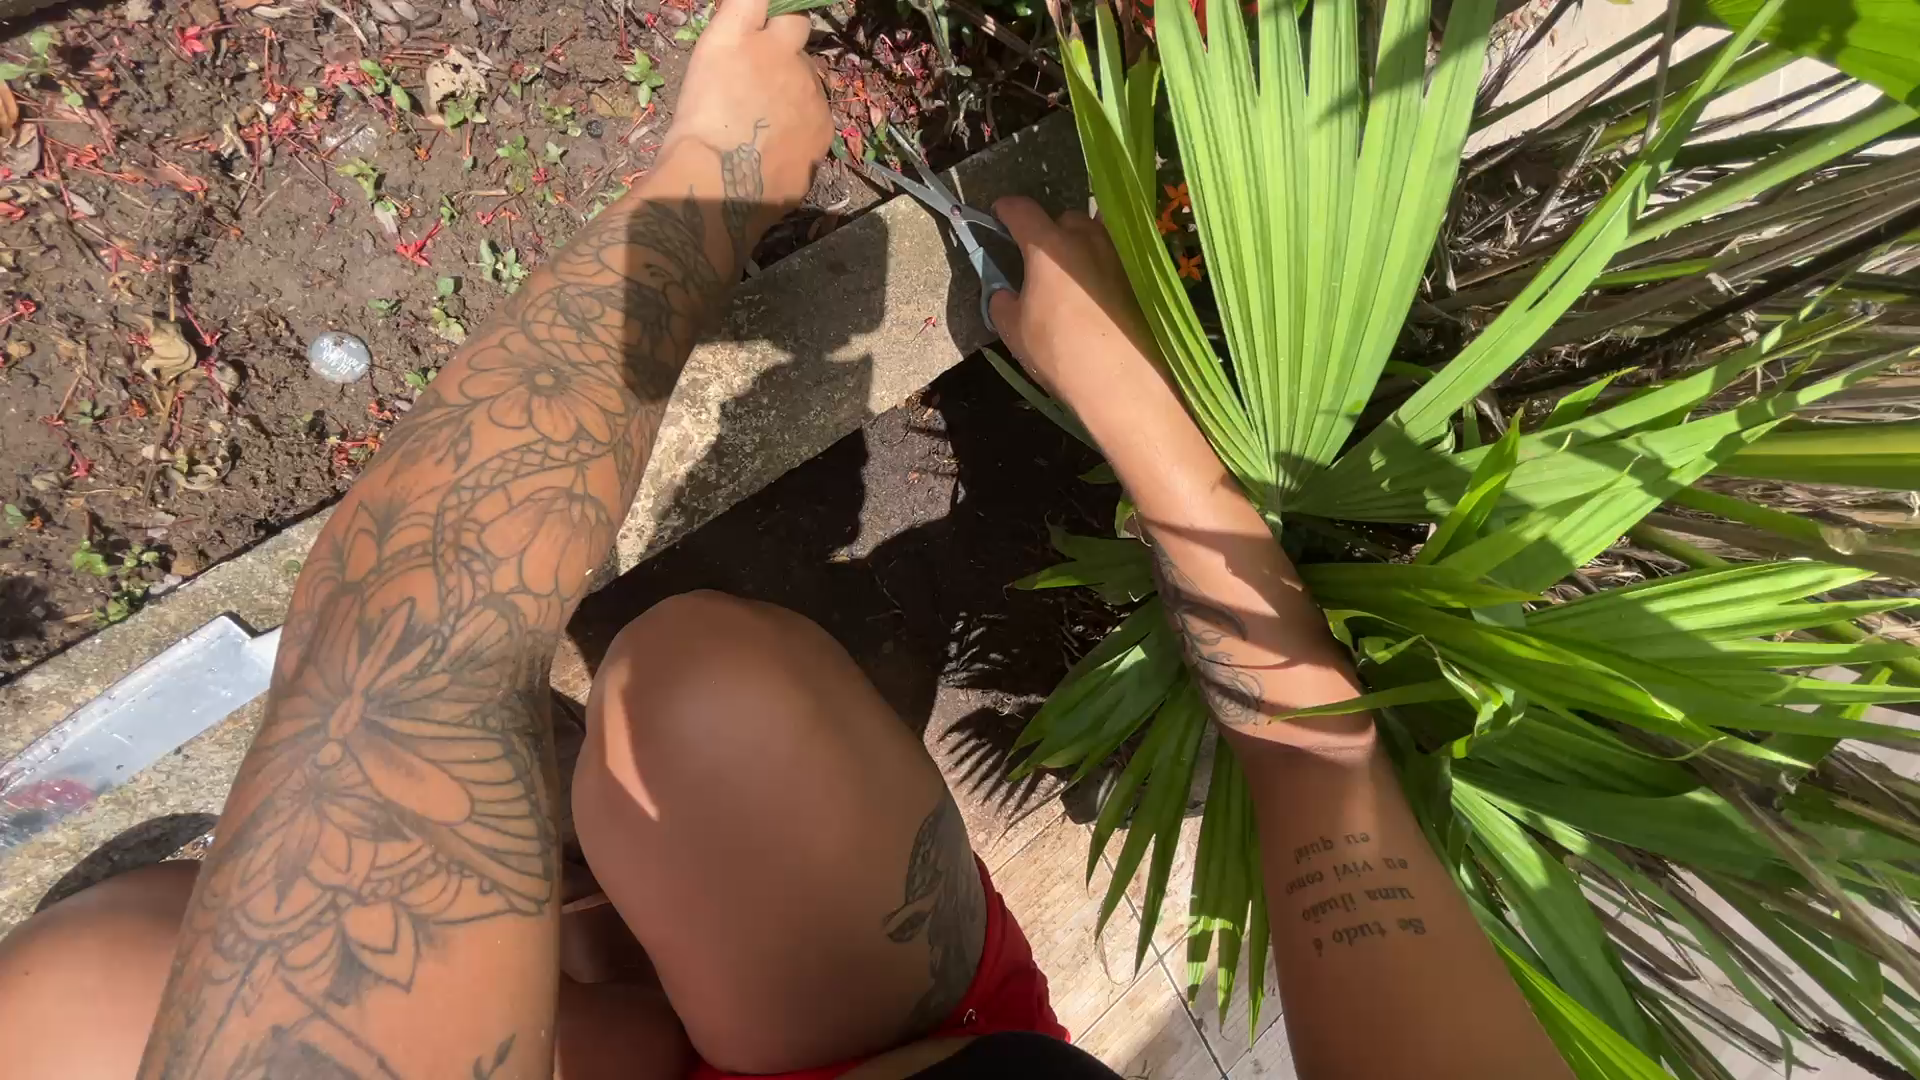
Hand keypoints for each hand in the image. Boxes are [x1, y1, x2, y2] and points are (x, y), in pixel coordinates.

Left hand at [663, 0, 831, 206]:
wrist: (722, 180)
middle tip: (755, 83)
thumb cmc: (755, 197)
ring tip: (751, 45)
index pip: (813, 94)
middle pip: (802, 58)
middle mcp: (806, 83)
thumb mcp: (796, 182)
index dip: (794, 97)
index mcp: (820, 122)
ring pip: (788, 24)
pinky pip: (752, 1)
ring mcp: (775, 53)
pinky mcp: (737, 35)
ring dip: (775, 31)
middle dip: (784, 65)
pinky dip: (755, 5)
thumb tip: (792, 148)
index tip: (775, 108)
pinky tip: (749, 13)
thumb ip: (801, 153)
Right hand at [987, 198, 1161, 417]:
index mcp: (1048, 247)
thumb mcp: (1014, 331)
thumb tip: (1004, 294)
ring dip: (1080, 246)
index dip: (1006, 209)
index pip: (1022, 211)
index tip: (999, 213)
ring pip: (1094, 236)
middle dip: (1050, 232)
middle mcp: (1086, 239)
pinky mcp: (1138, 277)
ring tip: (1073, 275)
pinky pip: (1114, 260)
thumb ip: (1002, 304)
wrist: (1119, 379)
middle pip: (1064, 219)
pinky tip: (1098, 296)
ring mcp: (1117, 255)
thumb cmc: (1058, 351)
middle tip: (1041, 260)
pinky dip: (1102, 269)